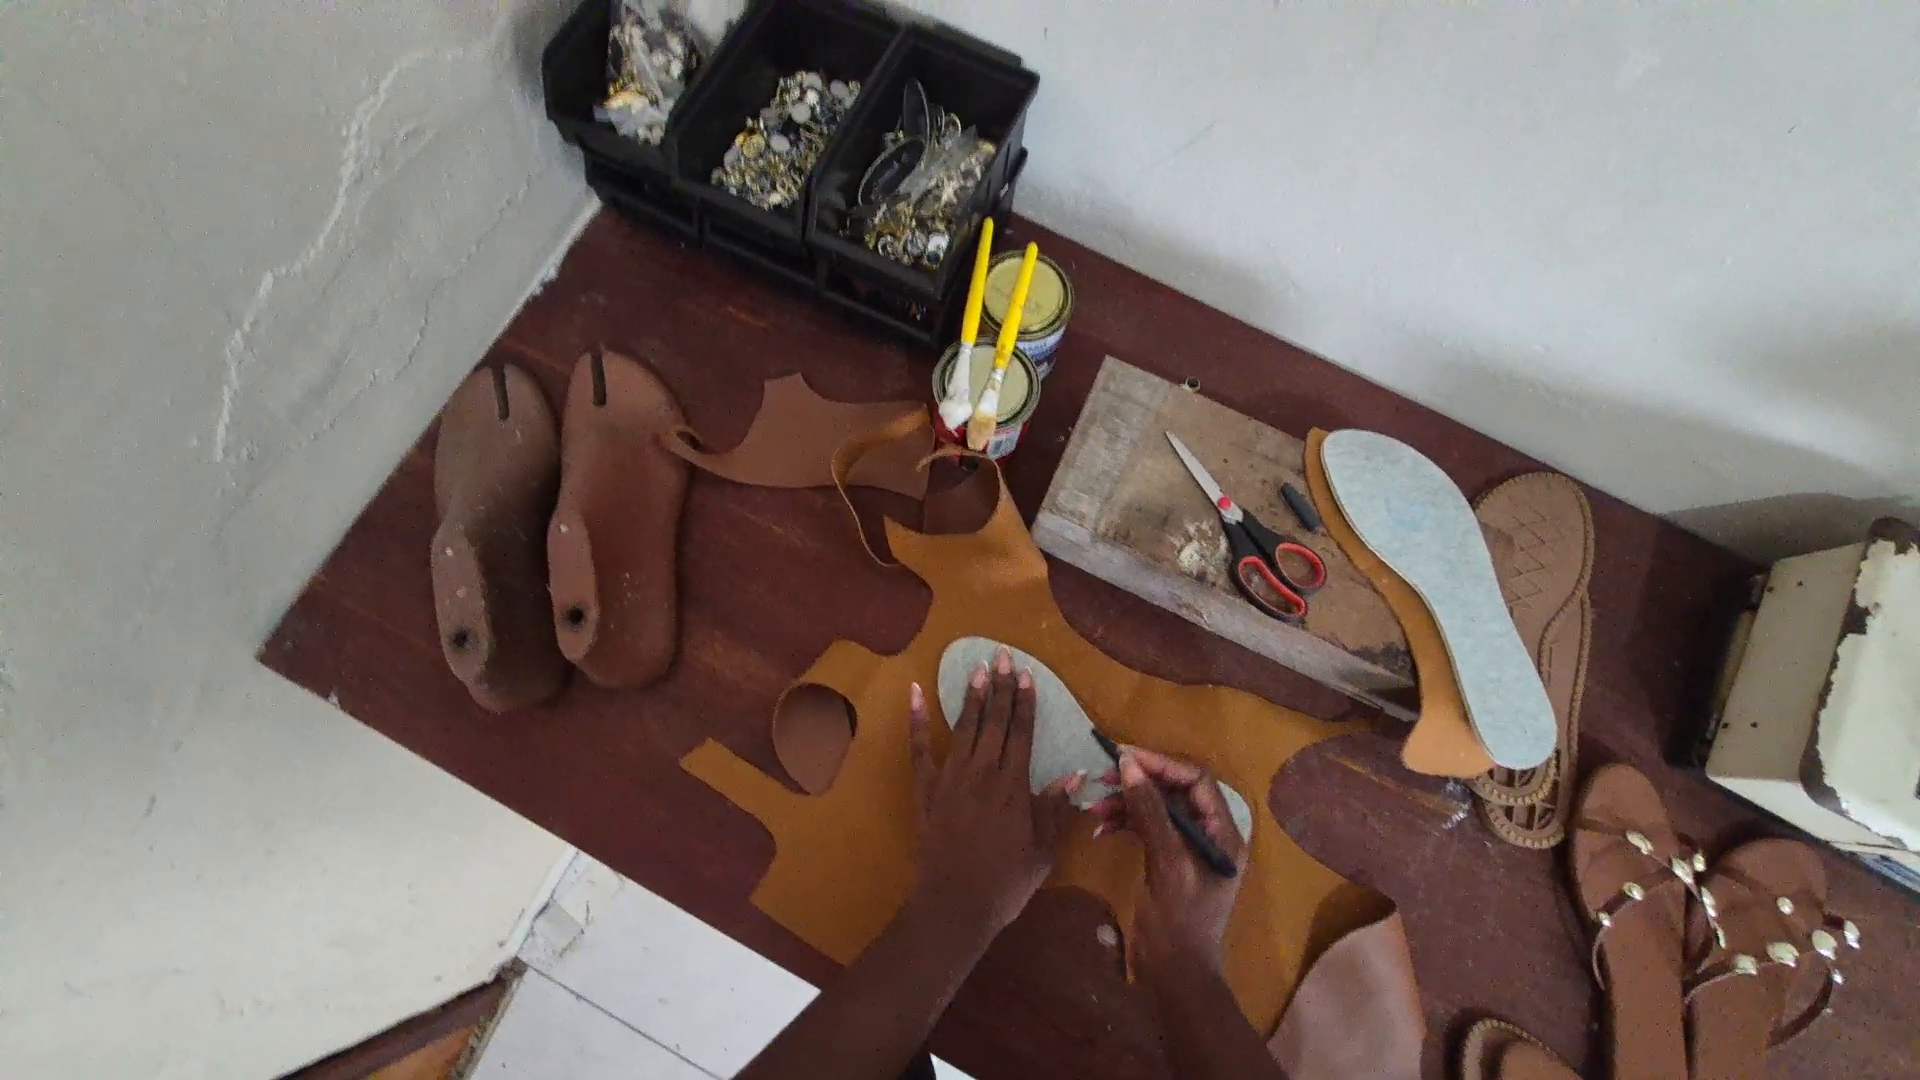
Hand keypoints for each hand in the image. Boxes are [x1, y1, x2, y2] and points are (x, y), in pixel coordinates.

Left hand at [908, 646, 1083, 935]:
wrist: (955, 904)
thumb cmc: (1005, 882)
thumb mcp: (1043, 851)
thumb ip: (1056, 810)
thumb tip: (1075, 774)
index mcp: (1013, 785)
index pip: (1022, 733)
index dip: (1025, 702)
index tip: (1026, 675)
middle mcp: (983, 772)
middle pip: (995, 722)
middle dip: (1000, 687)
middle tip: (1002, 655)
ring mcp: (951, 777)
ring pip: (964, 727)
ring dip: (972, 696)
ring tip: (977, 668)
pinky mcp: (926, 788)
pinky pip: (921, 748)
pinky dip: (917, 719)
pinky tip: (915, 693)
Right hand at [1091, 748, 1247, 974]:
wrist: (1174, 977)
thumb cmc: (1179, 924)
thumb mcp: (1166, 864)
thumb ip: (1150, 812)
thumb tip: (1130, 765)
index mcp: (1223, 834)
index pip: (1196, 781)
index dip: (1162, 765)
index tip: (1125, 757)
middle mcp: (1209, 835)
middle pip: (1174, 790)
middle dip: (1139, 782)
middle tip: (1104, 776)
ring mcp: (1187, 847)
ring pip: (1157, 807)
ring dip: (1126, 803)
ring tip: (1095, 807)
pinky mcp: (1168, 859)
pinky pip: (1147, 827)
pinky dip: (1124, 823)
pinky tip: (1101, 830)